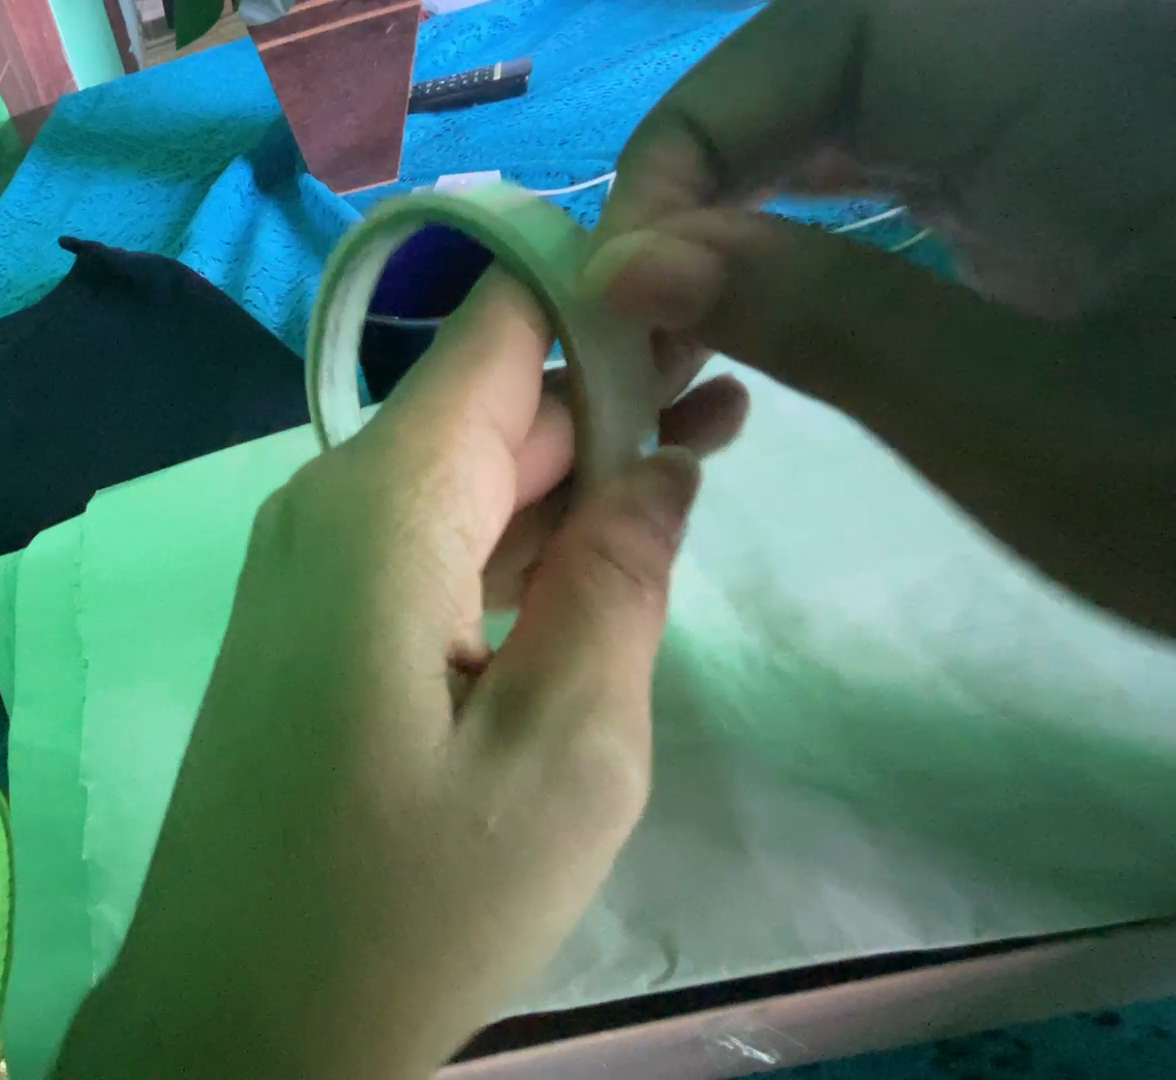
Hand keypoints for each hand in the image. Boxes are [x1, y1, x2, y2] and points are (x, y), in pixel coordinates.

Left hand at [52, 272, 745, 1079]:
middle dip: (601, 385)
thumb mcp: (563, 754)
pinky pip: (422, 541)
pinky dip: (510, 530)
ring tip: (704, 437)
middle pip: (480, 407)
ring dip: (567, 462)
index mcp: (381, 506)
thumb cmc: (401, 901)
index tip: (692, 273)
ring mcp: (308, 564)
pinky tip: (596, 536)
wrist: (237, 1003)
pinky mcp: (310, 619)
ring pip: (457, 476)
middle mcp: (327, 506)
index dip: (588, 287)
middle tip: (734, 377)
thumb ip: (615, 586)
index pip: (487, 334)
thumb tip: (657, 466)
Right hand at [586, 0, 1175, 633]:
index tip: (618, 285)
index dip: (684, 147)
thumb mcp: (1026, 428)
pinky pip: (878, 155)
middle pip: (815, 69)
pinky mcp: (1051, 168)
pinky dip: (786, 224)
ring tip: (674, 319)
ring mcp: (1072, 107)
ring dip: (728, 209)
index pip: (822, 37)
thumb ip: (822, 322)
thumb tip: (622, 270)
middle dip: (694, 188)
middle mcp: (1087, 57)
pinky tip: (747, 299)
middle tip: (632, 314)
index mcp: (1112, 73)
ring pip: (836, 111)